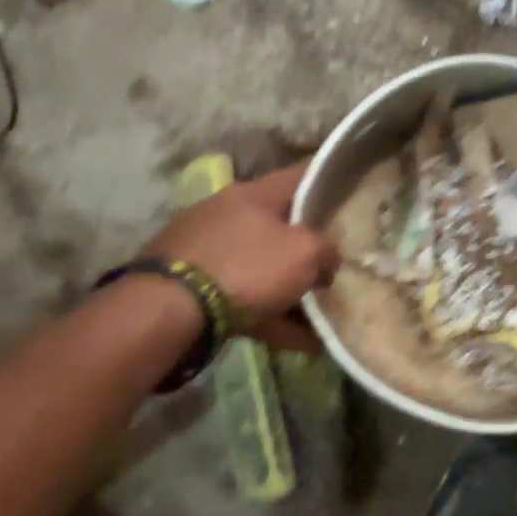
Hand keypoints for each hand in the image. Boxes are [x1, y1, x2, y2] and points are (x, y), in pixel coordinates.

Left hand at [141, 163, 337, 351]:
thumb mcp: (308, 253)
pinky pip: (239, 294)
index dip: (327, 178)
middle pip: (278, 224)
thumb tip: (326, 259)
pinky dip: (267, 313)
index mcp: (252, 195)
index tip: (349, 184)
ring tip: (316, 314)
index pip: (300, 176)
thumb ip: (327, 249)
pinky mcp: (183, 282)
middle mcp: (222, 212)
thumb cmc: (248, 267)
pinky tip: (295, 339)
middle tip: (332, 262)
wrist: (167, 311)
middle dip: (306, 245)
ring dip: (287, 286)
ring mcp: (198, 247)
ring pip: (258, 263)